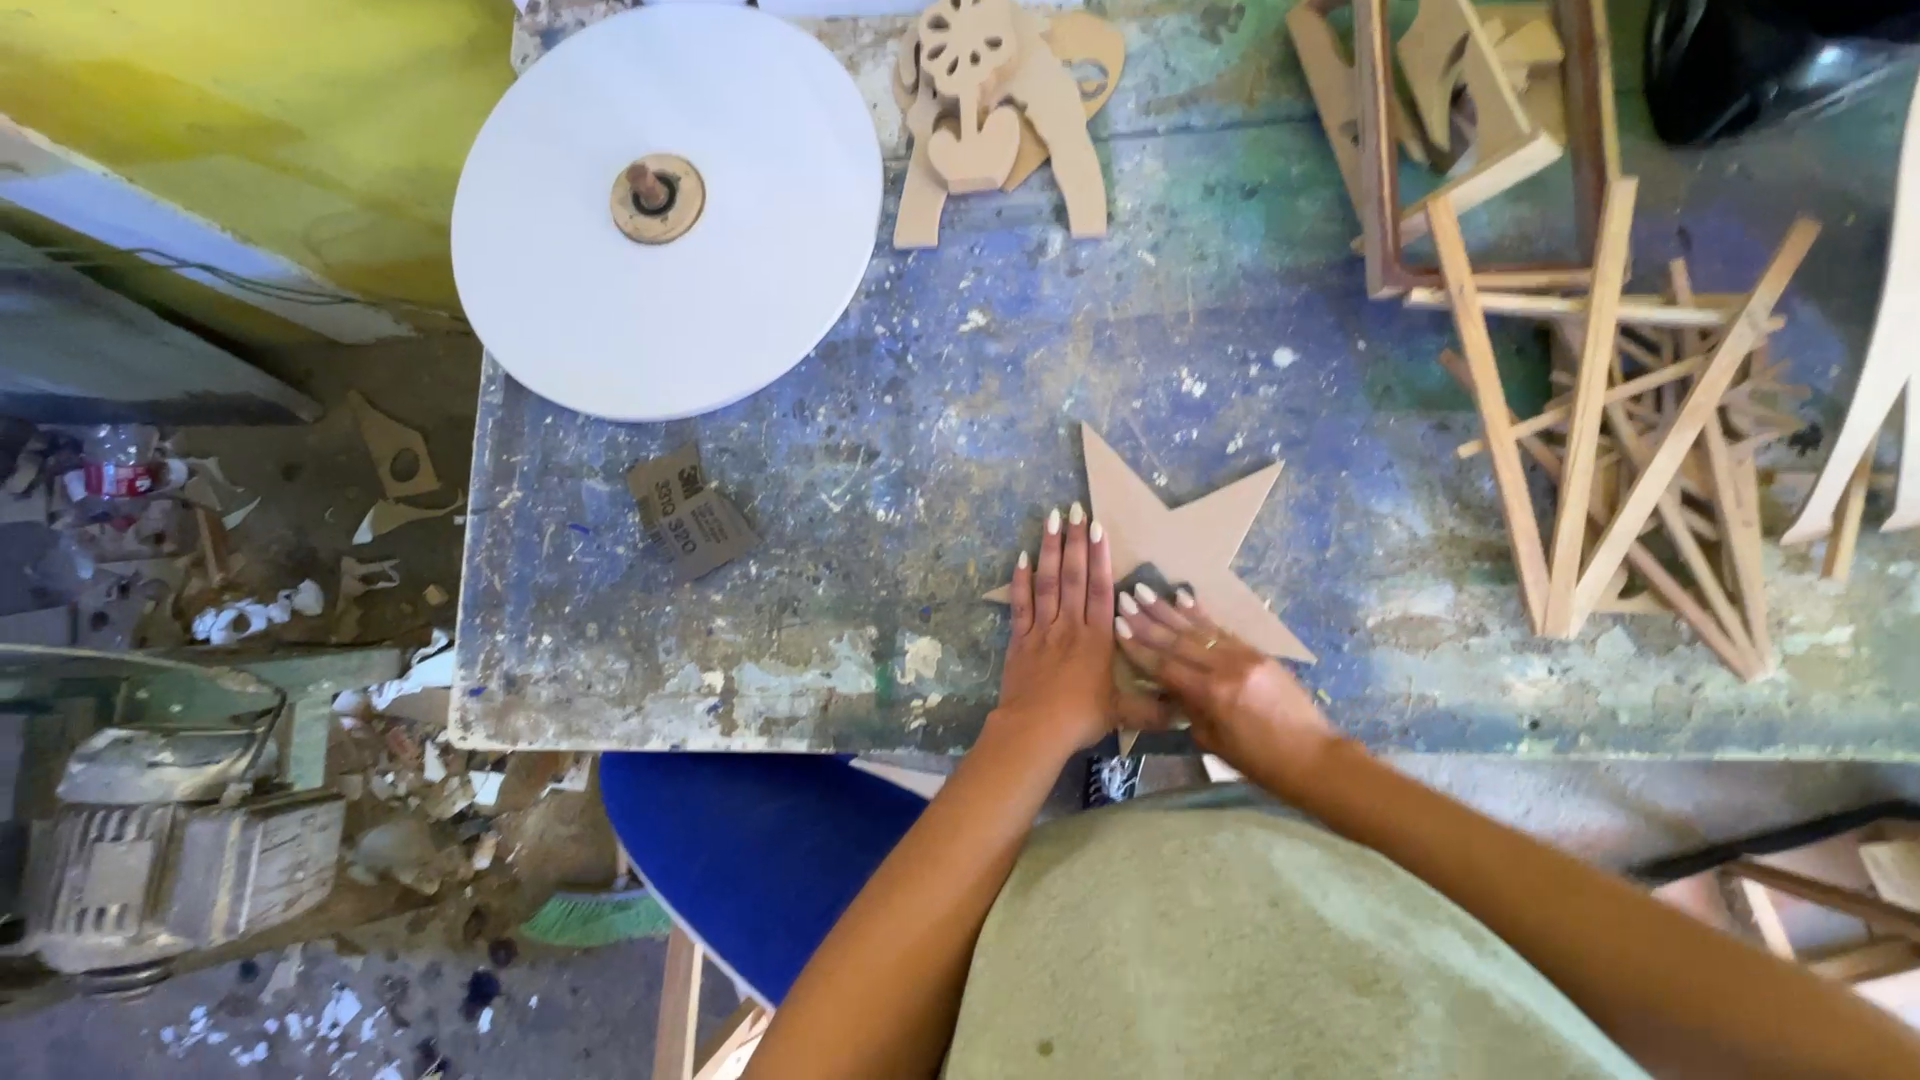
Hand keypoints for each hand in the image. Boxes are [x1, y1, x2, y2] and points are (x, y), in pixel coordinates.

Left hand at [992, 503, 1164, 754]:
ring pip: (1046, 582)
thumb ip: (1151, 709)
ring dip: (1048, 549)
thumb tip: (1184, 712)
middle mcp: (1071, 626)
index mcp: (1098, 639)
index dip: (1101, 557)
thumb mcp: (1121, 714)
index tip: (1099, 527)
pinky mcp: (1019, 640)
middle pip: (1074, 576)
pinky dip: (1020, 580)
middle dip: (1075, 541)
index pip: (1101, 589)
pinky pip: (1020, 604)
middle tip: (1074, 509)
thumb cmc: (1080, 719)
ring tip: (1050, 519)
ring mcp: (1042, 629)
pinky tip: (1021, 557)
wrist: (1035, 729)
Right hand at [1113, 585, 1336, 783]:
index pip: (1165, 665)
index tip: (1117, 627)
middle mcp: (1225, 668)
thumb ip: (1189, 710)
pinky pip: (1222, 630)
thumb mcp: (1213, 741)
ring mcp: (1244, 656)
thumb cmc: (1259, 761)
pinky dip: (1201, 615)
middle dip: (1147, 621)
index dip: (1138, 647)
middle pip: (1177, 641)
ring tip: (1146, 591)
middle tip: (1124, 600)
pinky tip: (1184, 598)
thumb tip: (1170, 689)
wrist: (1313, 756)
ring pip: (1198, 629)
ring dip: (1169, 610)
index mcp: (1211, 694)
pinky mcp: (1257, 653)